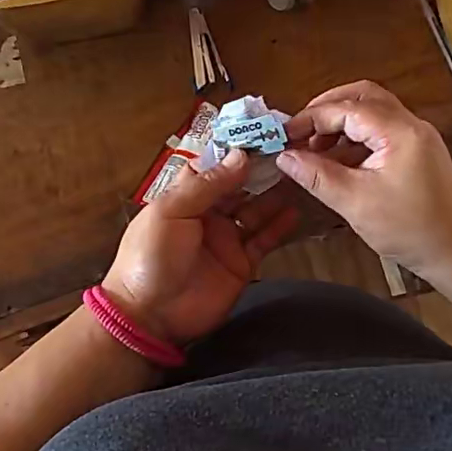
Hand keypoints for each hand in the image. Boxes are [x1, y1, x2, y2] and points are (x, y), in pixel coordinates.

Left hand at [102, 150, 298, 346]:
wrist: (151, 316)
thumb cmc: (150, 258)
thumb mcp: (170, 212)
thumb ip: (207, 184)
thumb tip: (242, 155)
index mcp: (187, 197)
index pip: (217, 166)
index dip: (239, 151)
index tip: (266, 134)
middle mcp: (209, 214)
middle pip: (242, 187)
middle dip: (263, 170)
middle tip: (292, 152)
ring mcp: (227, 239)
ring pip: (258, 210)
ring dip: (276, 195)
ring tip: (300, 177)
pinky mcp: (243, 264)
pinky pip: (265, 240)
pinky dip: (280, 226)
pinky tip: (296, 211)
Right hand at [276, 81, 451, 275]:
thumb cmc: (410, 230)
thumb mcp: (355, 203)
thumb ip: (318, 176)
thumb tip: (286, 157)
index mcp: (400, 132)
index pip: (347, 108)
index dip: (312, 118)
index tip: (286, 135)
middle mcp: (412, 125)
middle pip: (363, 96)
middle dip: (327, 109)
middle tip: (300, 131)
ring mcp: (417, 138)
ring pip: (373, 112)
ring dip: (342, 124)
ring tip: (315, 150)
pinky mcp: (418, 152)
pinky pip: (382, 132)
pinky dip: (357, 139)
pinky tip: (337, 161)